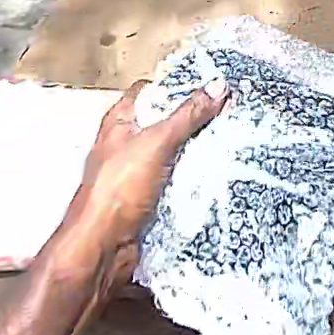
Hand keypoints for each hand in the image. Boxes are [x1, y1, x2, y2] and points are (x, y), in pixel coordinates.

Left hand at [56, 78, 227, 279]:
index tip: (210, 84)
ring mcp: (138, 171)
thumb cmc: (119, 187)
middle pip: (166, 120)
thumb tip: (220, 84)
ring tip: (231, 134)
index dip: (177, 84)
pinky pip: (177, 177)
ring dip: (197, 147)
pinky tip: (219, 168)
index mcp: (121, 120)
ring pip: (174, 150)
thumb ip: (188, 114)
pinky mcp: (149, 197)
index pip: (151, 89)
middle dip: (194, 117)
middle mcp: (128, 142)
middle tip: (228, 108)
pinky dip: (195, 174)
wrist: (102, 250)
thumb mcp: (157, 142)